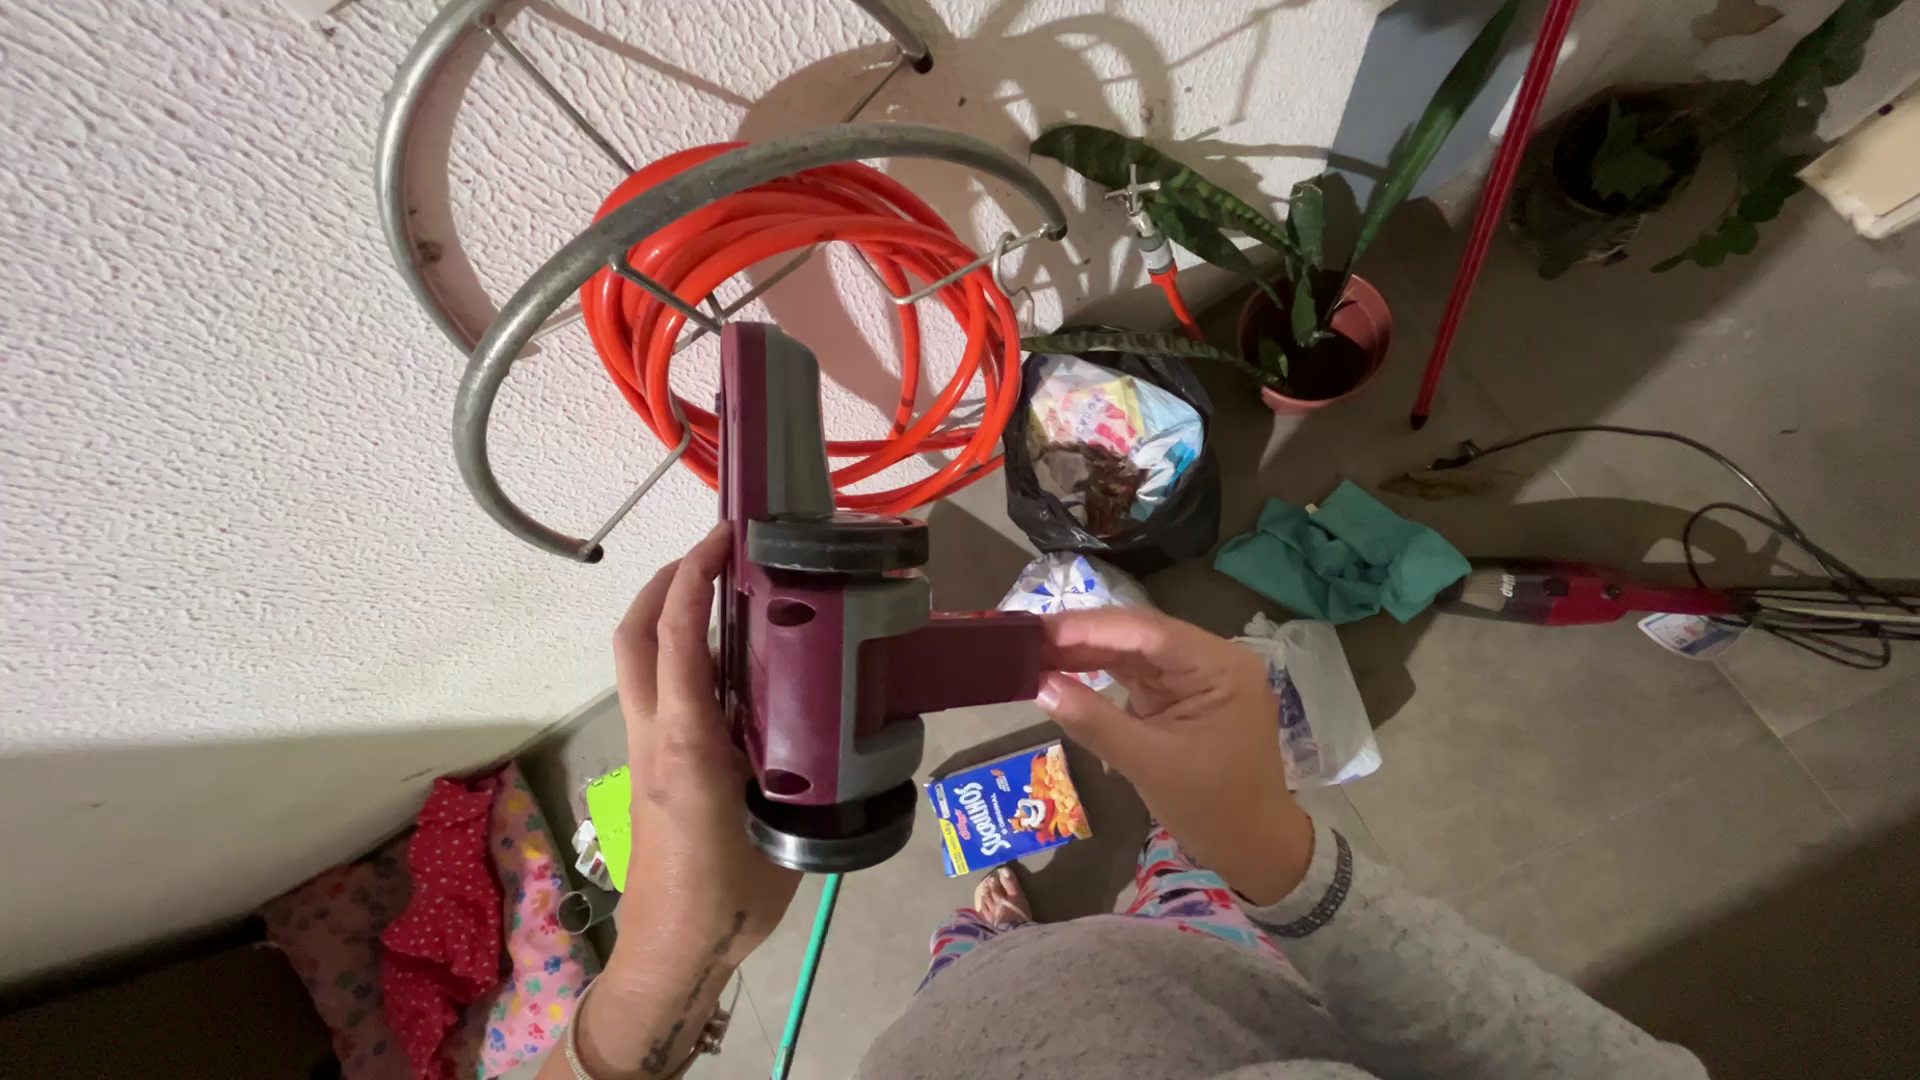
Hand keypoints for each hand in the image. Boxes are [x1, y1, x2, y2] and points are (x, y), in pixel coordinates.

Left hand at [609, 524, 799, 970]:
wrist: (674, 947)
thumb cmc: (728, 891)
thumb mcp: (777, 821)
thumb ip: (794, 760)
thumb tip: (820, 712)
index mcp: (685, 742)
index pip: (678, 639)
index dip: (693, 578)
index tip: (721, 538)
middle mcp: (656, 733)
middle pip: (635, 635)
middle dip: (663, 582)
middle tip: (713, 556)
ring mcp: (648, 747)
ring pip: (642, 660)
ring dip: (671, 615)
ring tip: (730, 596)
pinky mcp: (653, 762)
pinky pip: (663, 690)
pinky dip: (687, 657)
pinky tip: (737, 665)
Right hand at [1037, 608, 1313, 904]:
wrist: (1255, 849)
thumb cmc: (1212, 808)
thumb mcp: (1148, 765)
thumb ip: (1094, 721)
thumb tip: (1039, 686)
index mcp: (1220, 666)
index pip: (1148, 632)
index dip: (1091, 627)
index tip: (1042, 631)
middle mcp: (1210, 657)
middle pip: (1137, 634)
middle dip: (1082, 636)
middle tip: (1026, 637)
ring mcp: (1194, 673)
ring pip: (1131, 649)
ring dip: (1084, 650)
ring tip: (1034, 649)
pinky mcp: (1179, 691)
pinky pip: (1133, 670)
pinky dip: (1097, 669)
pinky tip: (1062, 665)